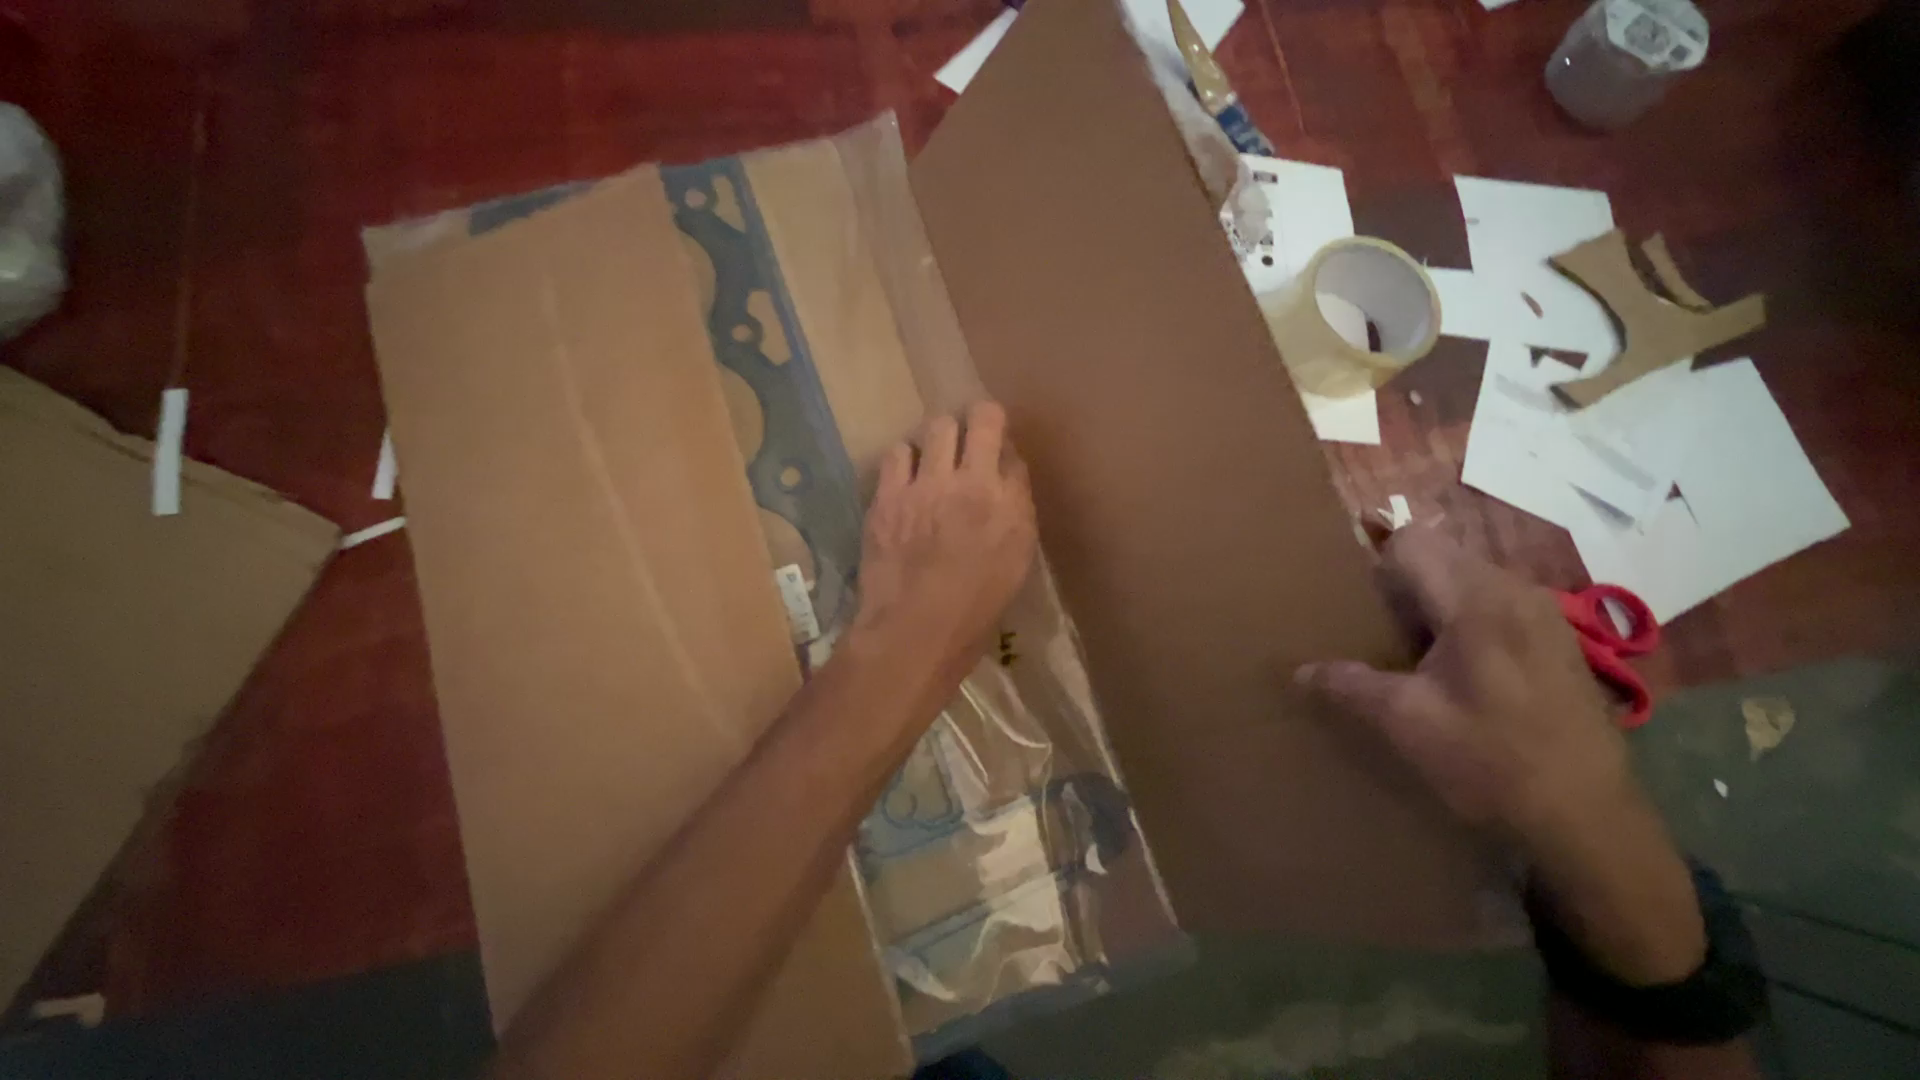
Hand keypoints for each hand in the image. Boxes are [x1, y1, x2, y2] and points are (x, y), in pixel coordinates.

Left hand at [852, 401, 1037, 678]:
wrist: (914, 631)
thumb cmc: (974, 615)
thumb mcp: (1014, 568)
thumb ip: (1014, 520)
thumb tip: (1005, 489)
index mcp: (1014, 509)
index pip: (1016, 457)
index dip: (1005, 457)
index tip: (997, 466)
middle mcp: (975, 485)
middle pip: (983, 419)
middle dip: (980, 420)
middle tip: (972, 436)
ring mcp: (929, 485)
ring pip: (938, 426)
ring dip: (940, 438)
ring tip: (934, 458)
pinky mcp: (890, 494)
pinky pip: (898, 452)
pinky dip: (905, 460)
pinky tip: (904, 479)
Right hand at [1298, 527, 1705, 985]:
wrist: (1590, 820)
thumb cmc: (1491, 762)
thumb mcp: (1406, 723)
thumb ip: (1348, 685)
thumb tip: (1298, 672)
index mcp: (1476, 602)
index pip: (1412, 541)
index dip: (1374, 561)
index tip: (1352, 599)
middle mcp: (1516, 591)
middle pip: (1441, 554)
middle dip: (1400, 581)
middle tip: (1372, 628)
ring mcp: (1545, 614)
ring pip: (1468, 577)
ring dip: (1431, 600)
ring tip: (1409, 651)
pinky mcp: (1557, 640)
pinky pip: (1495, 602)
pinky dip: (1462, 617)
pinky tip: (1455, 669)